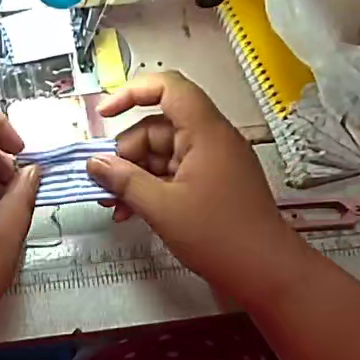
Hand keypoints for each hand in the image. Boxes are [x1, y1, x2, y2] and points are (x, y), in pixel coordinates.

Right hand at [87, 72, 314, 305]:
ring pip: (162, 155)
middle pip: (158, 128)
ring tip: (114, 205)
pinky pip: (174, 174)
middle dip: (126, 154)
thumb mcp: (161, 208)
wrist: (265, 272)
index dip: (131, 92)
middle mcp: (211, 139)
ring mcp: (213, 162)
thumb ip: (124, 181)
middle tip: (104, 185)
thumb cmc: (217, 236)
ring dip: (135, 176)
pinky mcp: (213, 184)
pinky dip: (151, 189)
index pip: (168, 88)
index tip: (103, 114)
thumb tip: (94, 164)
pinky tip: (131, 212)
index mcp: (205, 132)